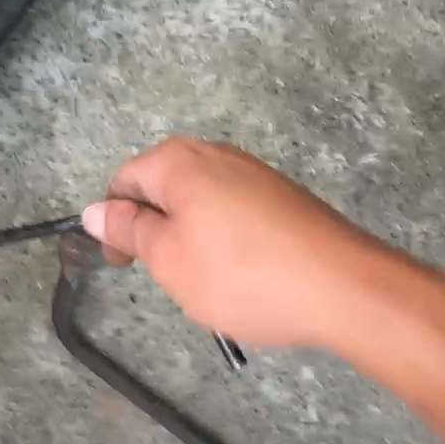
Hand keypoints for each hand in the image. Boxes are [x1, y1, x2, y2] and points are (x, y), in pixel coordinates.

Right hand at [82, 137, 391, 347]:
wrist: (350, 291)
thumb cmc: (243, 273)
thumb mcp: (168, 259)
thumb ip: (127, 229)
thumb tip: (94, 210)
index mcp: (176, 160)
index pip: (123, 182)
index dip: (115, 224)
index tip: (124, 264)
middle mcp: (212, 153)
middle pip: (162, 188)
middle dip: (158, 229)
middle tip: (171, 275)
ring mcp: (253, 172)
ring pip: (200, 202)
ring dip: (193, 236)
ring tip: (214, 281)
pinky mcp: (285, 196)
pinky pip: (236, 211)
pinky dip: (229, 239)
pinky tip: (250, 275)